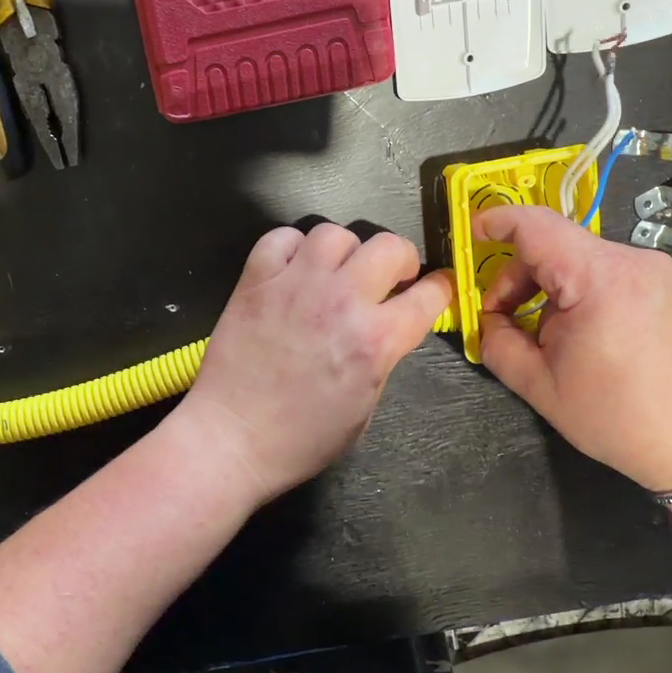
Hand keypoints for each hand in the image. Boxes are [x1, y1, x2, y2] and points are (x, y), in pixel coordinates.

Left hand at [175, 224, 453, 507]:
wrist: (233, 437)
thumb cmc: (302, 438)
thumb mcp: (364, 405)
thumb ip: (382, 356)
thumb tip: (388, 327)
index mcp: (376, 339)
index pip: (429, 295)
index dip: (438, 290)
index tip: (432, 289)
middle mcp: (341, 300)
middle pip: (388, 246)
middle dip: (398, 260)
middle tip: (385, 279)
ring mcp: (295, 283)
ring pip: (335, 234)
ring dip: (344, 251)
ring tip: (334, 273)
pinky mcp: (256, 279)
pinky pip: (281, 238)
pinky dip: (292, 248)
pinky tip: (292, 270)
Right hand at [472, 205, 671, 492]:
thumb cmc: (617, 419)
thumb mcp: (538, 386)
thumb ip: (496, 343)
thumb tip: (487, 320)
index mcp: (599, 280)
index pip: (536, 226)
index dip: (498, 221)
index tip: (474, 232)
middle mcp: (638, 262)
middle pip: (562, 247)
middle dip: (524, 277)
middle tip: (507, 319)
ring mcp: (669, 273)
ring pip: (593, 264)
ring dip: (561, 290)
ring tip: (560, 339)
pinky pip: (625, 278)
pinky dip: (598, 296)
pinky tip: (603, 341)